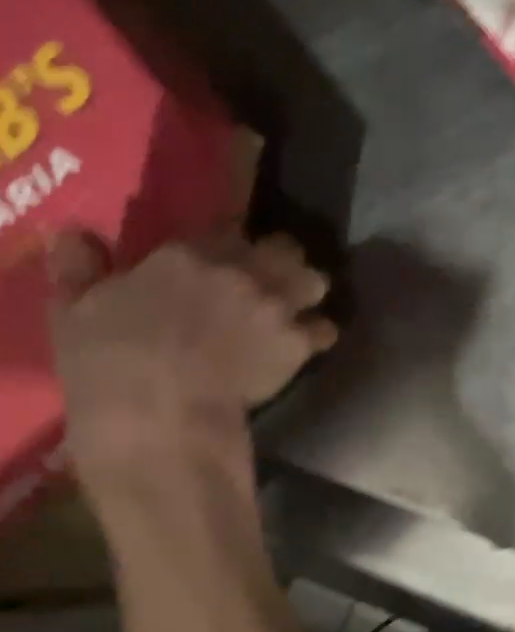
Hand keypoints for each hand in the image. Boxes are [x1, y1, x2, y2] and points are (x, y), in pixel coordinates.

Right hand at [47, 232, 335, 472]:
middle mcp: (245, 273)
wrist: (161, 404)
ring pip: (315, 282)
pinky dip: (316, 334)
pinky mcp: (299, 341)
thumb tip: (73, 234)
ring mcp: (278, 306)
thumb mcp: (74, 304)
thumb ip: (79, 265)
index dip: (232, 239)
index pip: (228, 228)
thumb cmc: (107, 355)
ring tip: (291, 306)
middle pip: (285, 249)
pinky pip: (324, 329)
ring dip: (305, 291)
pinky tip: (302, 344)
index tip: (229, 251)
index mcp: (190, 255)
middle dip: (281, 259)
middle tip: (269, 277)